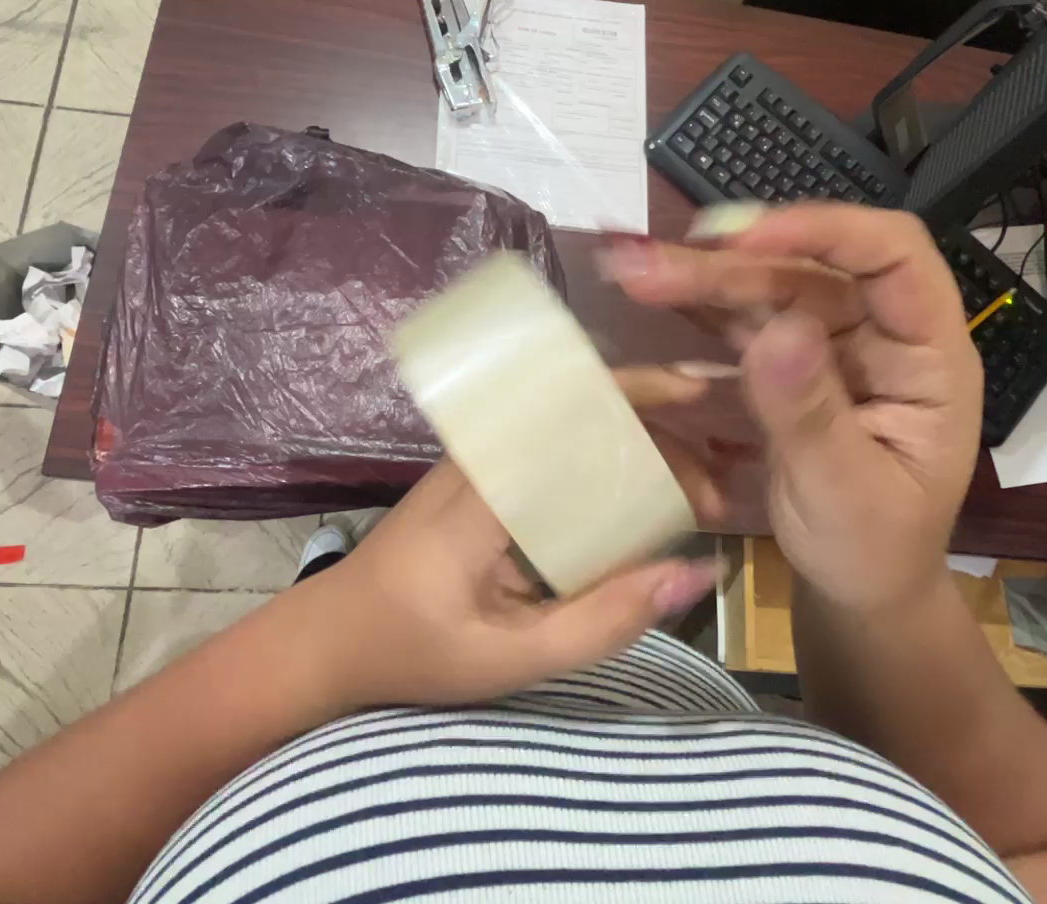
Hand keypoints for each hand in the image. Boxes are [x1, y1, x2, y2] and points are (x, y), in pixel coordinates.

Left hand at [298, 367, 724, 707]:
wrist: (331, 634)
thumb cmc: (414, 649)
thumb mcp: (512, 657)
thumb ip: (603, 621)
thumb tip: (695, 573)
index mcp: (485, 489)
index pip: (568, 406)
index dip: (637, 389)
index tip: (701, 397)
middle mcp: (480, 455)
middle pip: (581, 407)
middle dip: (658, 430)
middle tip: (715, 492)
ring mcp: (474, 458)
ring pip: (568, 422)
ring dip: (635, 441)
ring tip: (694, 490)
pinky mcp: (475, 472)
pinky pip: (551, 445)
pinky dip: (604, 457)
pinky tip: (641, 496)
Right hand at [602, 204, 982, 612]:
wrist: (856, 583)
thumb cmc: (872, 547)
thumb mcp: (846, 494)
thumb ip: (811, 416)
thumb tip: (778, 331)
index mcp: (925, 357)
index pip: (892, 258)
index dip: (824, 231)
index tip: (743, 241)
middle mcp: (875, 335)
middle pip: (805, 271)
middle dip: (727, 264)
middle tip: (646, 266)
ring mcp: (827, 347)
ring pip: (764, 291)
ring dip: (698, 278)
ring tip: (631, 269)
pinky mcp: (785, 366)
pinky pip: (740, 325)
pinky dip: (695, 311)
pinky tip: (651, 296)